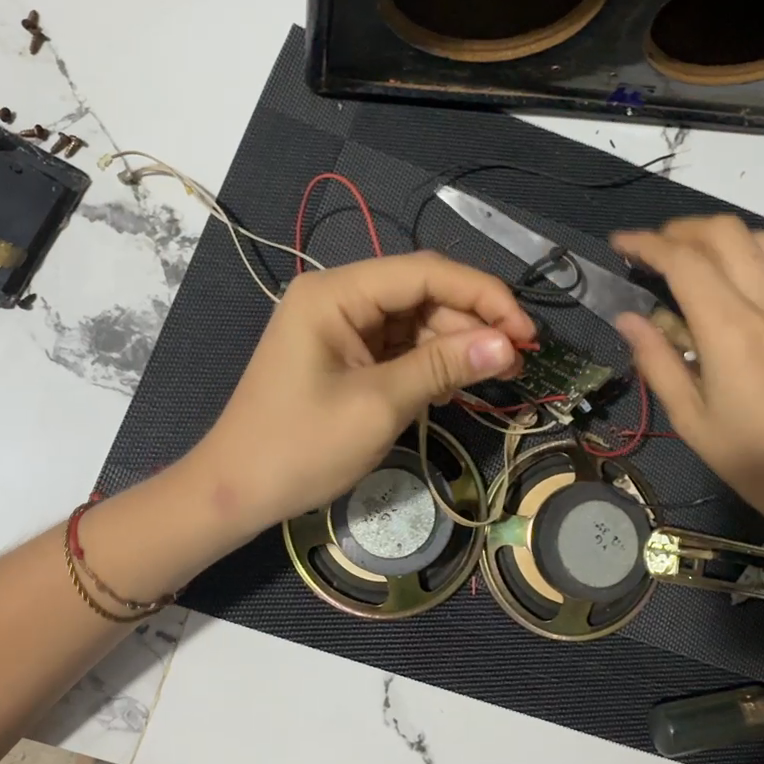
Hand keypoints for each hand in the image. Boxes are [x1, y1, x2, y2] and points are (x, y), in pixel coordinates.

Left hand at [183, 251, 534, 534]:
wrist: (237, 491)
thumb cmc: (300, 447)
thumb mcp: (378, 405)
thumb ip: (443, 366)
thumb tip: (508, 344)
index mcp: (336, 293)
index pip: (425, 272)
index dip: (483, 295)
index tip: (526, 331)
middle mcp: (339, 298)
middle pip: (423, 294)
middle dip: (473, 324)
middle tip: (518, 362)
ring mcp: (342, 327)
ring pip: (417, 322)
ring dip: (458, 345)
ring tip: (500, 375)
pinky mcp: (347, 356)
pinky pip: (401, 347)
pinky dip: (432, 364)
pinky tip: (460, 384)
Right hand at [611, 217, 763, 550]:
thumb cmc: (756, 460)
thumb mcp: (692, 420)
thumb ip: (658, 361)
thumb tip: (627, 318)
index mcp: (728, 330)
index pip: (682, 261)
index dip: (646, 243)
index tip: (619, 243)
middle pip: (723, 232)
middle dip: (681, 230)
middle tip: (654, 251)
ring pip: (760, 237)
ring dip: (721, 236)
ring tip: (696, 258)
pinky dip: (761, 251)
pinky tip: (746, 273)